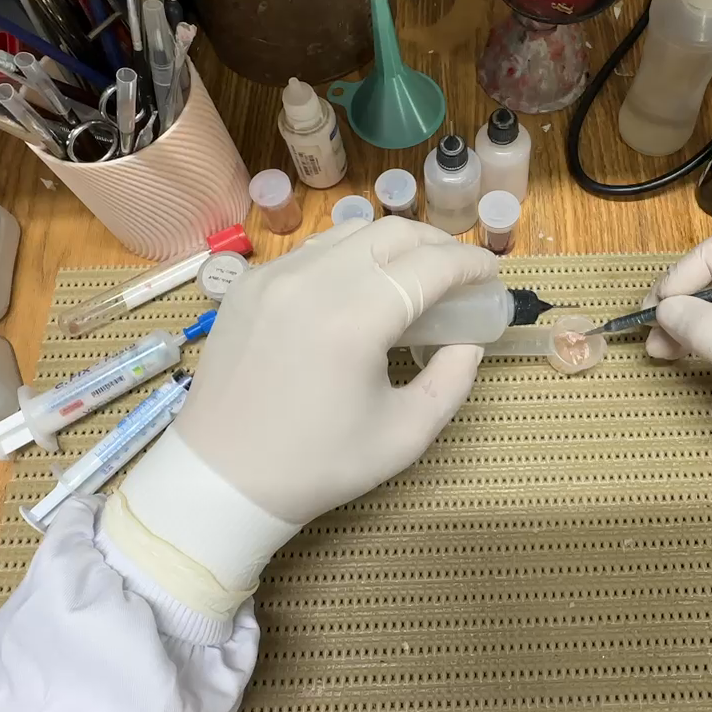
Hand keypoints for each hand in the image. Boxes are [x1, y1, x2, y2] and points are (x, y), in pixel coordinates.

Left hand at [166, 216, 497, 522]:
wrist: (220, 479)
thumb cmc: (317, 465)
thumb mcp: (403, 436)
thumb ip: (451, 381)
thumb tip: (468, 341)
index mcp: (353, 321)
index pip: (429, 266)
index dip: (470, 263)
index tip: (490, 274)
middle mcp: (312, 281)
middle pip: (392, 232)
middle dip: (437, 244)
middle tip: (457, 272)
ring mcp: (274, 275)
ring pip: (351, 232)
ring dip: (393, 244)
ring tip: (413, 273)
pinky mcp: (250, 283)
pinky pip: (313, 250)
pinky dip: (350, 256)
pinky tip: (359, 285)